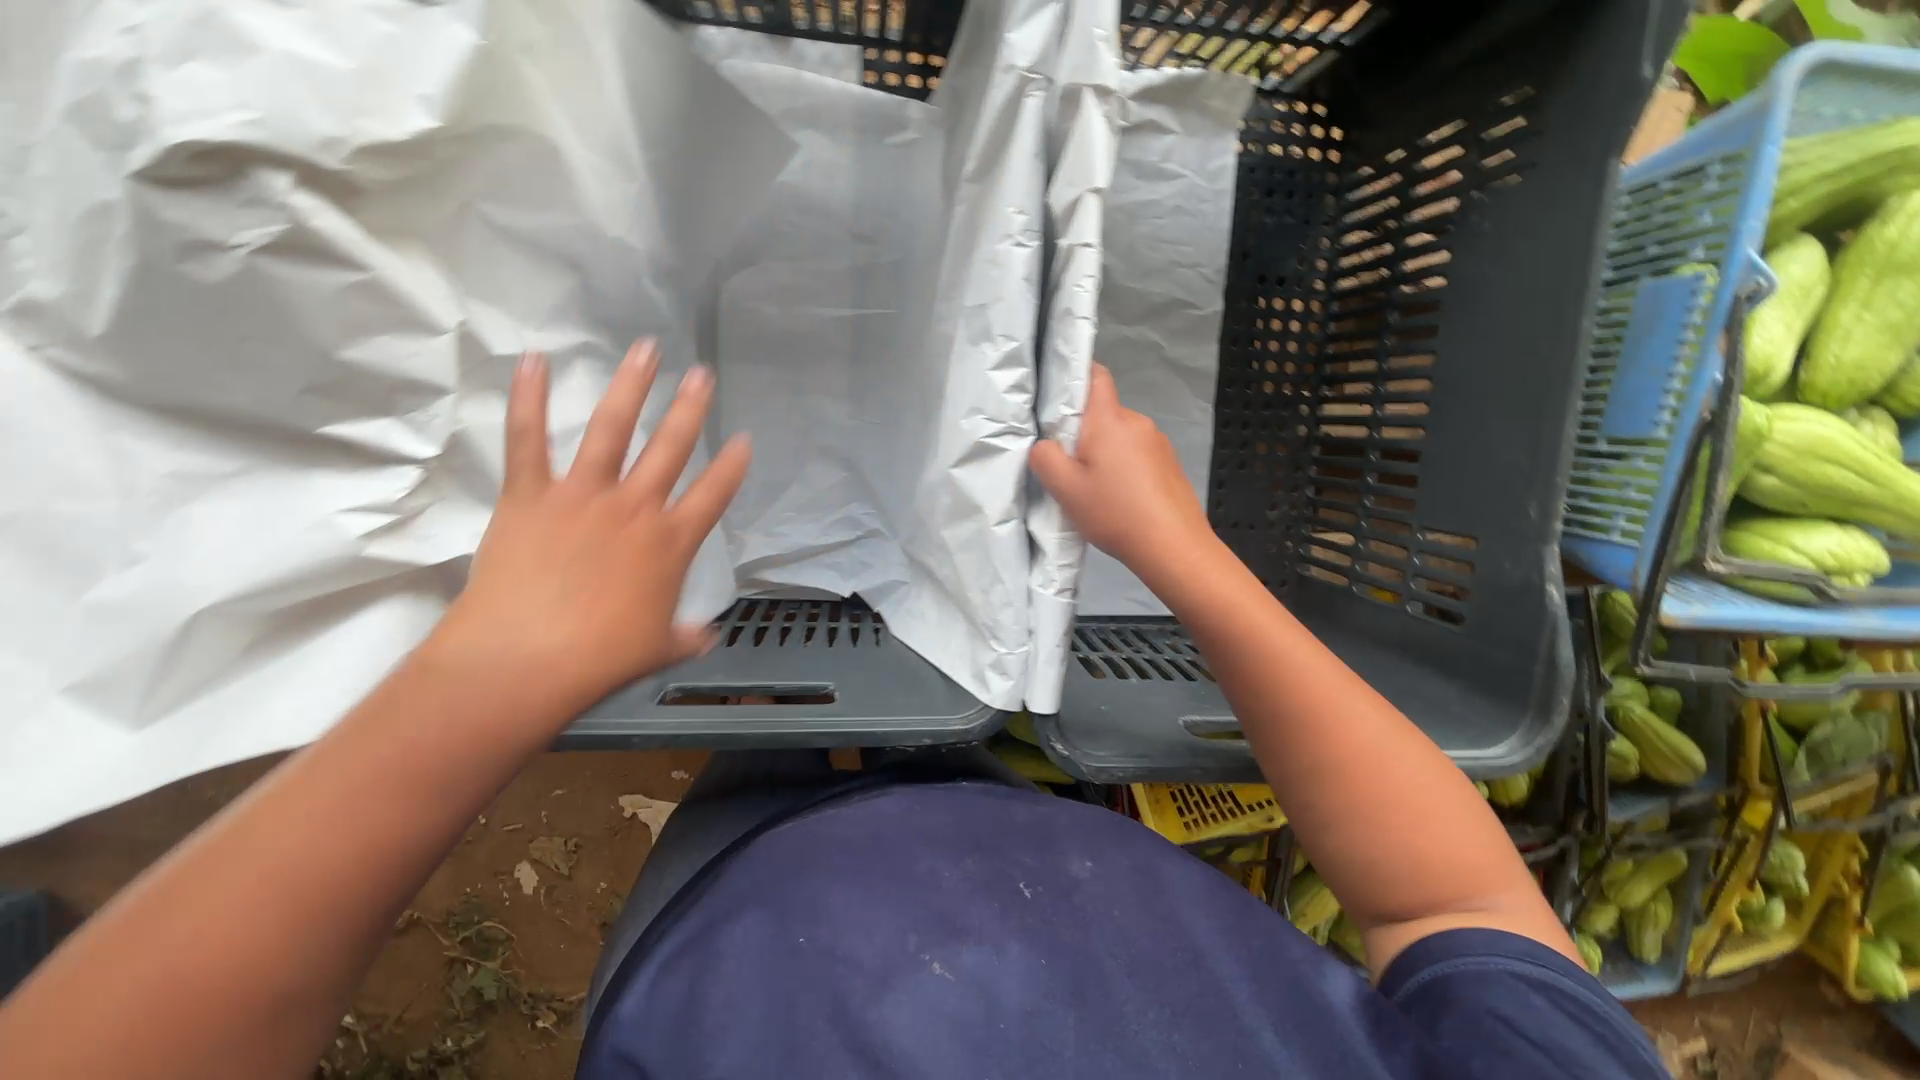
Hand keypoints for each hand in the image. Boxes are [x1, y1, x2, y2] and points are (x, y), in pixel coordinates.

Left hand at [435, 341, 749, 709]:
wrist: (528, 657)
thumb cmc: (601, 658)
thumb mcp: (658, 649)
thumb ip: (685, 635)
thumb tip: (706, 637)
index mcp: (671, 543)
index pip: (713, 494)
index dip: (732, 466)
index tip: (744, 440)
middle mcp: (635, 507)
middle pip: (672, 447)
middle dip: (691, 407)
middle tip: (702, 374)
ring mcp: (582, 494)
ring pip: (613, 428)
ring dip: (631, 385)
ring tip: (646, 349)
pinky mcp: (530, 493)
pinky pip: (527, 437)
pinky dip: (529, 397)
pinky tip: (534, 359)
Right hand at [1030, 363, 1211, 577]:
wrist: (1173, 546)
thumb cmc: (1115, 512)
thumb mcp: (1065, 489)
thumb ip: (1045, 458)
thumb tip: (1045, 445)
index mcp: (1109, 419)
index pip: (1095, 375)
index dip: (1076, 377)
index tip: (1057, 401)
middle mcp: (1137, 422)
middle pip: (1103, 414)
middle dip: (1084, 433)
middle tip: (1070, 467)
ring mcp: (1158, 443)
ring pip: (1121, 438)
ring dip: (1106, 455)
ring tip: (1096, 491)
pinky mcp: (1170, 465)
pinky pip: (1138, 456)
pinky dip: (1125, 470)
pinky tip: (1121, 501)